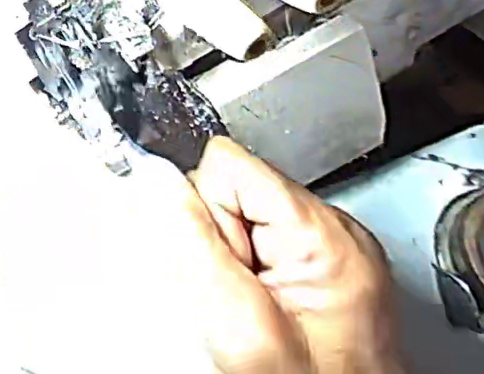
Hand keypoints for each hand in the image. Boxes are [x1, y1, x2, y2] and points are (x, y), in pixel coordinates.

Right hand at [143, 138, 402, 373]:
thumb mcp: (237, 319)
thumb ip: (189, 237)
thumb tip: (149, 172)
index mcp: (327, 234)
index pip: (224, 163)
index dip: (207, 210)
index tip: (230, 265)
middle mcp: (334, 229)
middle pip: (224, 183)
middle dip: (213, 235)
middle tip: (240, 293)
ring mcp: (326, 245)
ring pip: (227, 207)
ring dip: (222, 253)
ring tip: (250, 302)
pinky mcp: (312, 261)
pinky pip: (242, 230)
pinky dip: (235, 264)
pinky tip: (258, 301)